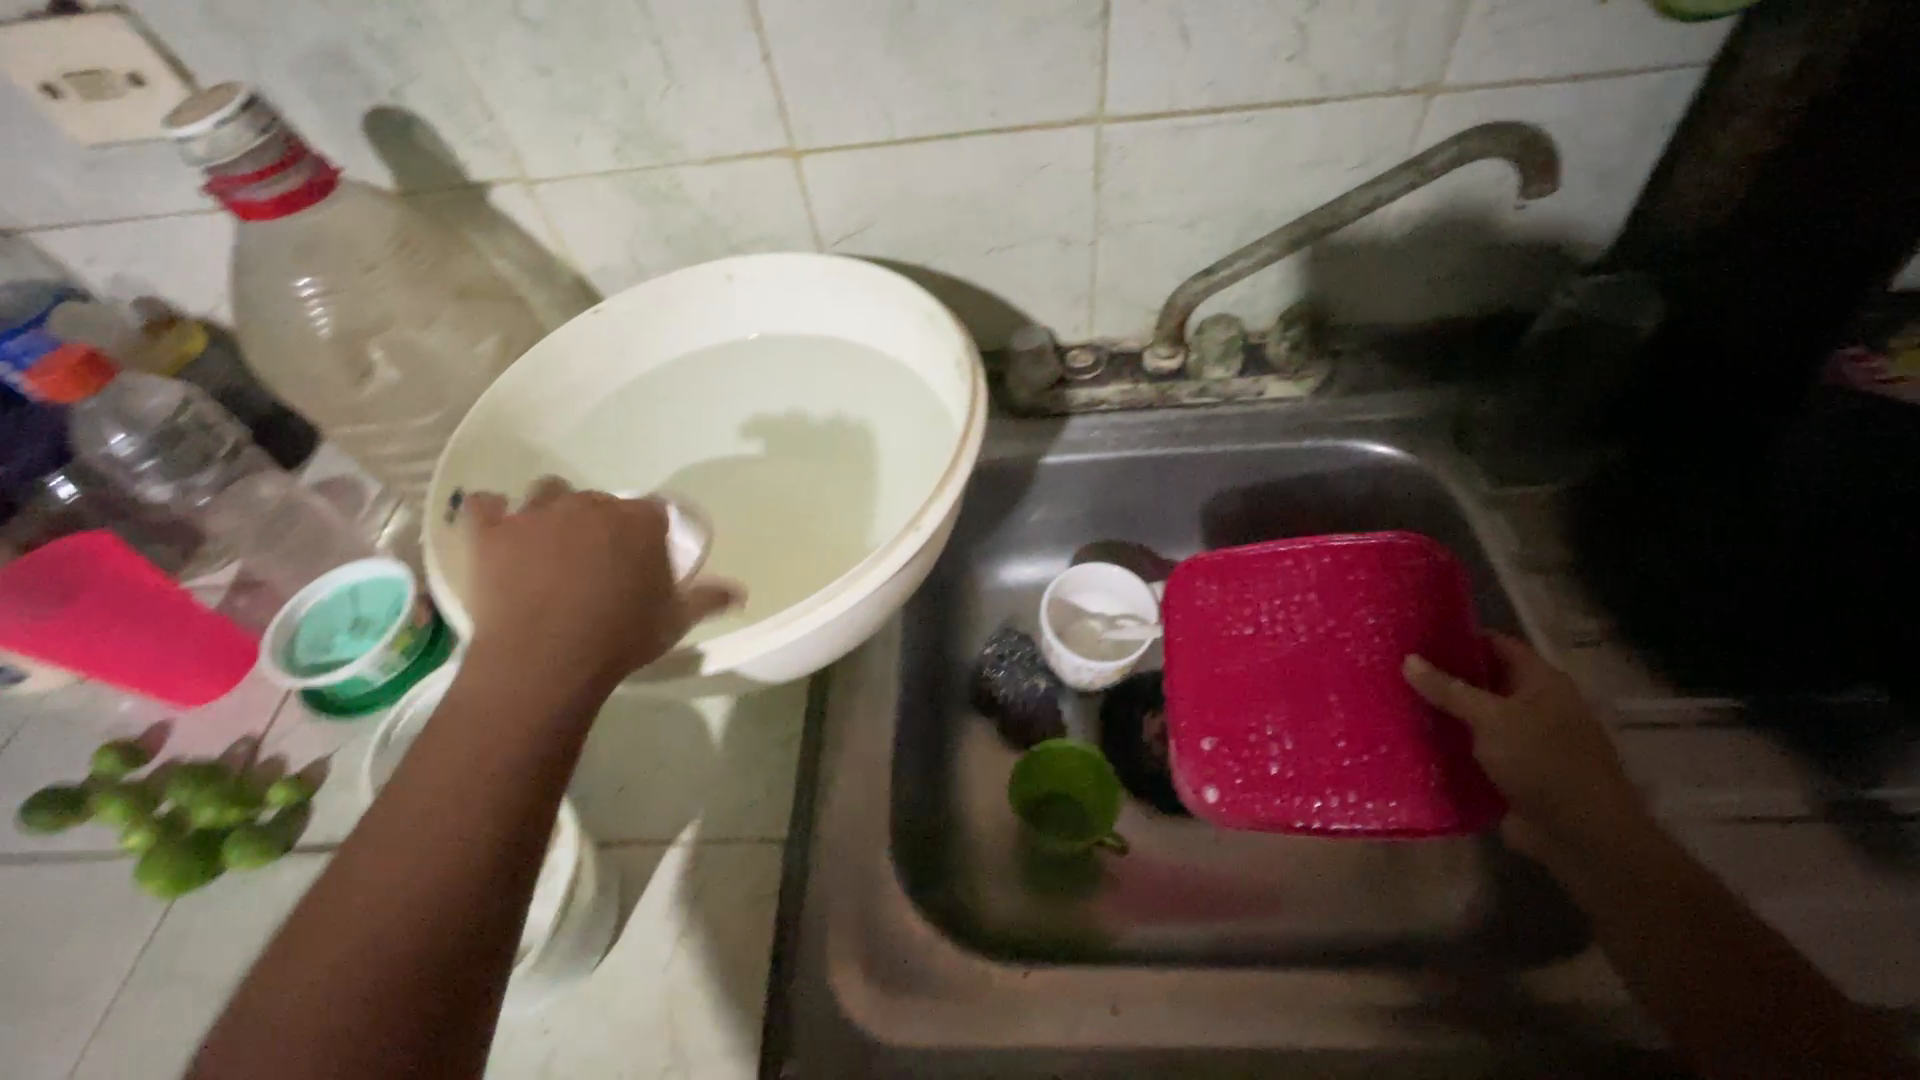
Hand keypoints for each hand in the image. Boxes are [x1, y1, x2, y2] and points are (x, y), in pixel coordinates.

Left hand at [460, 478, 740, 688]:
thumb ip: (707, 599)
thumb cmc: (619, 639)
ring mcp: (537, 514)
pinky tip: (499, 532)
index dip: (647, 533)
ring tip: (549, 542)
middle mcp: (590, 505)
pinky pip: (486, 504)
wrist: (545, 659)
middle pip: (600, 500)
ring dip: (551, 510)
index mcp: (639, 521)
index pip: (651, 510)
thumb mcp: (674, 622)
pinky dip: (493, 514)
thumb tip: (740, 591)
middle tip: (596, 561)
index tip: (642, 558)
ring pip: (547, 491)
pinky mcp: (491, 530)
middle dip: (600, 524)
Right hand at [1403, 633, 1644, 861]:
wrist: (1580, 835)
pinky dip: (1447, 746)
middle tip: (1394, 669)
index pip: (1496, 644)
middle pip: (1482, 681)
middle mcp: (1534, 706)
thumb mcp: (1492, 719)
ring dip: (1441, 714)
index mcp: (1541, 682)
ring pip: (1473, 717)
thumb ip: (1448, 690)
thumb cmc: (1544, 763)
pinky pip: (1472, 750)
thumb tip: (1408, 659)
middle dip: (1442, 677)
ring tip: (1393, 701)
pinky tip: (1410, 740)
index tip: (1415, 636)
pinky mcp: (1509, 771)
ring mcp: (1522, 740)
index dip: (1459, 637)